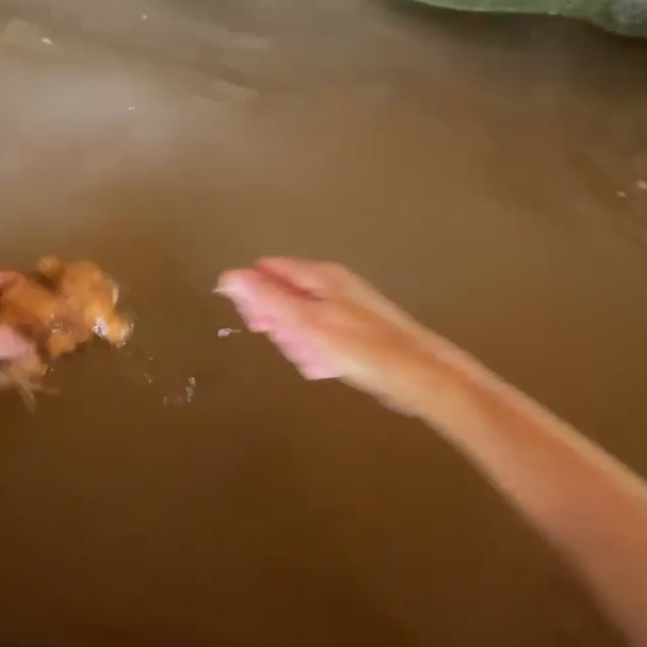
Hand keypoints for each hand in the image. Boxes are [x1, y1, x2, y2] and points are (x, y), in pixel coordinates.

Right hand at [216, 257, 464, 414]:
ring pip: (299, 321)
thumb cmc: (357, 347)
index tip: (256, 323)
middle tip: (290, 343)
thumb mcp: (304, 322)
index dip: (253, 295)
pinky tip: (327, 368)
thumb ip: (266, 299)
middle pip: (282, 297)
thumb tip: (228, 277)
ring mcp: (345, 308)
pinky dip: (317, 353)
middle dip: (278, 324)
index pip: (267, 271)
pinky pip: (320, 338)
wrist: (418, 375)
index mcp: (319, 276)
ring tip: (313, 359)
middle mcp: (332, 285)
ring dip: (298, 343)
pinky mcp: (355, 332)